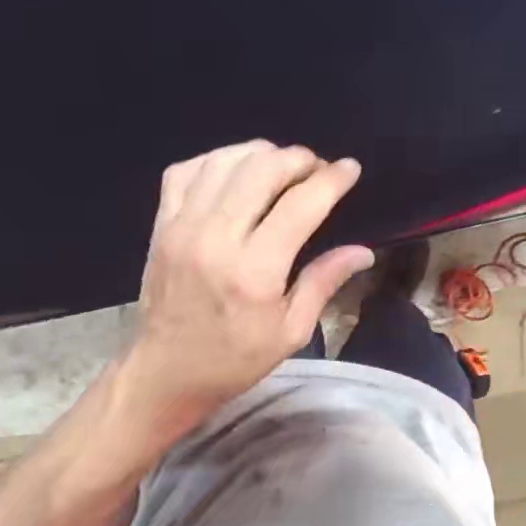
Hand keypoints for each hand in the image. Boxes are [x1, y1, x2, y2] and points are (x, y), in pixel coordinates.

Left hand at [121, 140, 374, 428]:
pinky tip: (234, 171)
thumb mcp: (290, 332)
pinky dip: (215, 160)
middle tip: (315, 168)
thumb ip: (324, 282)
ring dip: (259, 154)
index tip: (349, 169)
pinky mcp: (161, 225)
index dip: (331, 179)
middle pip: (261, 170)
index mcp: (254, 272)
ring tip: (279, 165)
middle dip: (298, 158)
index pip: (300, 205)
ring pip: (224, 162)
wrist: (166, 371)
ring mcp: (182, 227)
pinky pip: (185, 171)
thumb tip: (364, 251)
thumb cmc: (234, 359)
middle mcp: (216, 239)